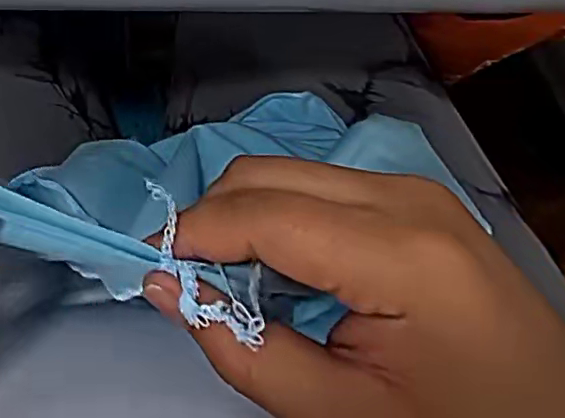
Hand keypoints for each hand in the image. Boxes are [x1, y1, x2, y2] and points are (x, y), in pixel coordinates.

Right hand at [142, 158, 564, 417]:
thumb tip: (166, 289)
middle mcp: (402, 196)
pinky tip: (282, 266)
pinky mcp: (410, 196)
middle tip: (191, 276)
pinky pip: (311, 184)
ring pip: (280, 172)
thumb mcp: (349, 416)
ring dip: (240, 216)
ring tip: (235, 276)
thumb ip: (244, 350)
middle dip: (211, 219)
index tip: (154, 265)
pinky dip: (276, 215)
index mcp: (400, 251)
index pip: (258, 214)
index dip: (192, 235)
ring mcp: (410, 189)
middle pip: (261, 176)